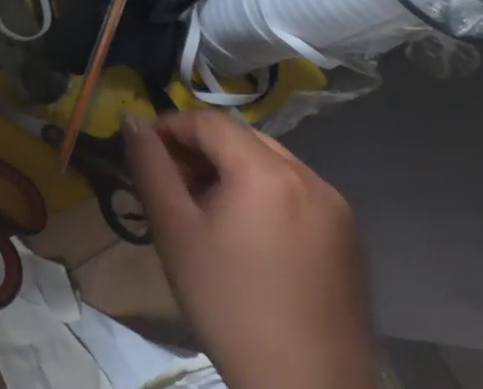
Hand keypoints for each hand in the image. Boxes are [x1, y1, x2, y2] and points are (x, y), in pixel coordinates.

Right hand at [122, 110, 376, 388]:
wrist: (305, 384)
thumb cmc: (226, 301)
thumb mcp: (174, 229)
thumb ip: (150, 165)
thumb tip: (131, 120)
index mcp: (267, 173)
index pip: (210, 121)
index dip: (170, 127)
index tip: (145, 154)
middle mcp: (311, 180)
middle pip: (244, 139)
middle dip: (201, 149)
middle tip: (171, 184)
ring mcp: (338, 211)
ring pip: (273, 166)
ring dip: (233, 171)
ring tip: (206, 212)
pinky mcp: (351, 241)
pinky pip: (298, 196)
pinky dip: (264, 196)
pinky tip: (247, 238)